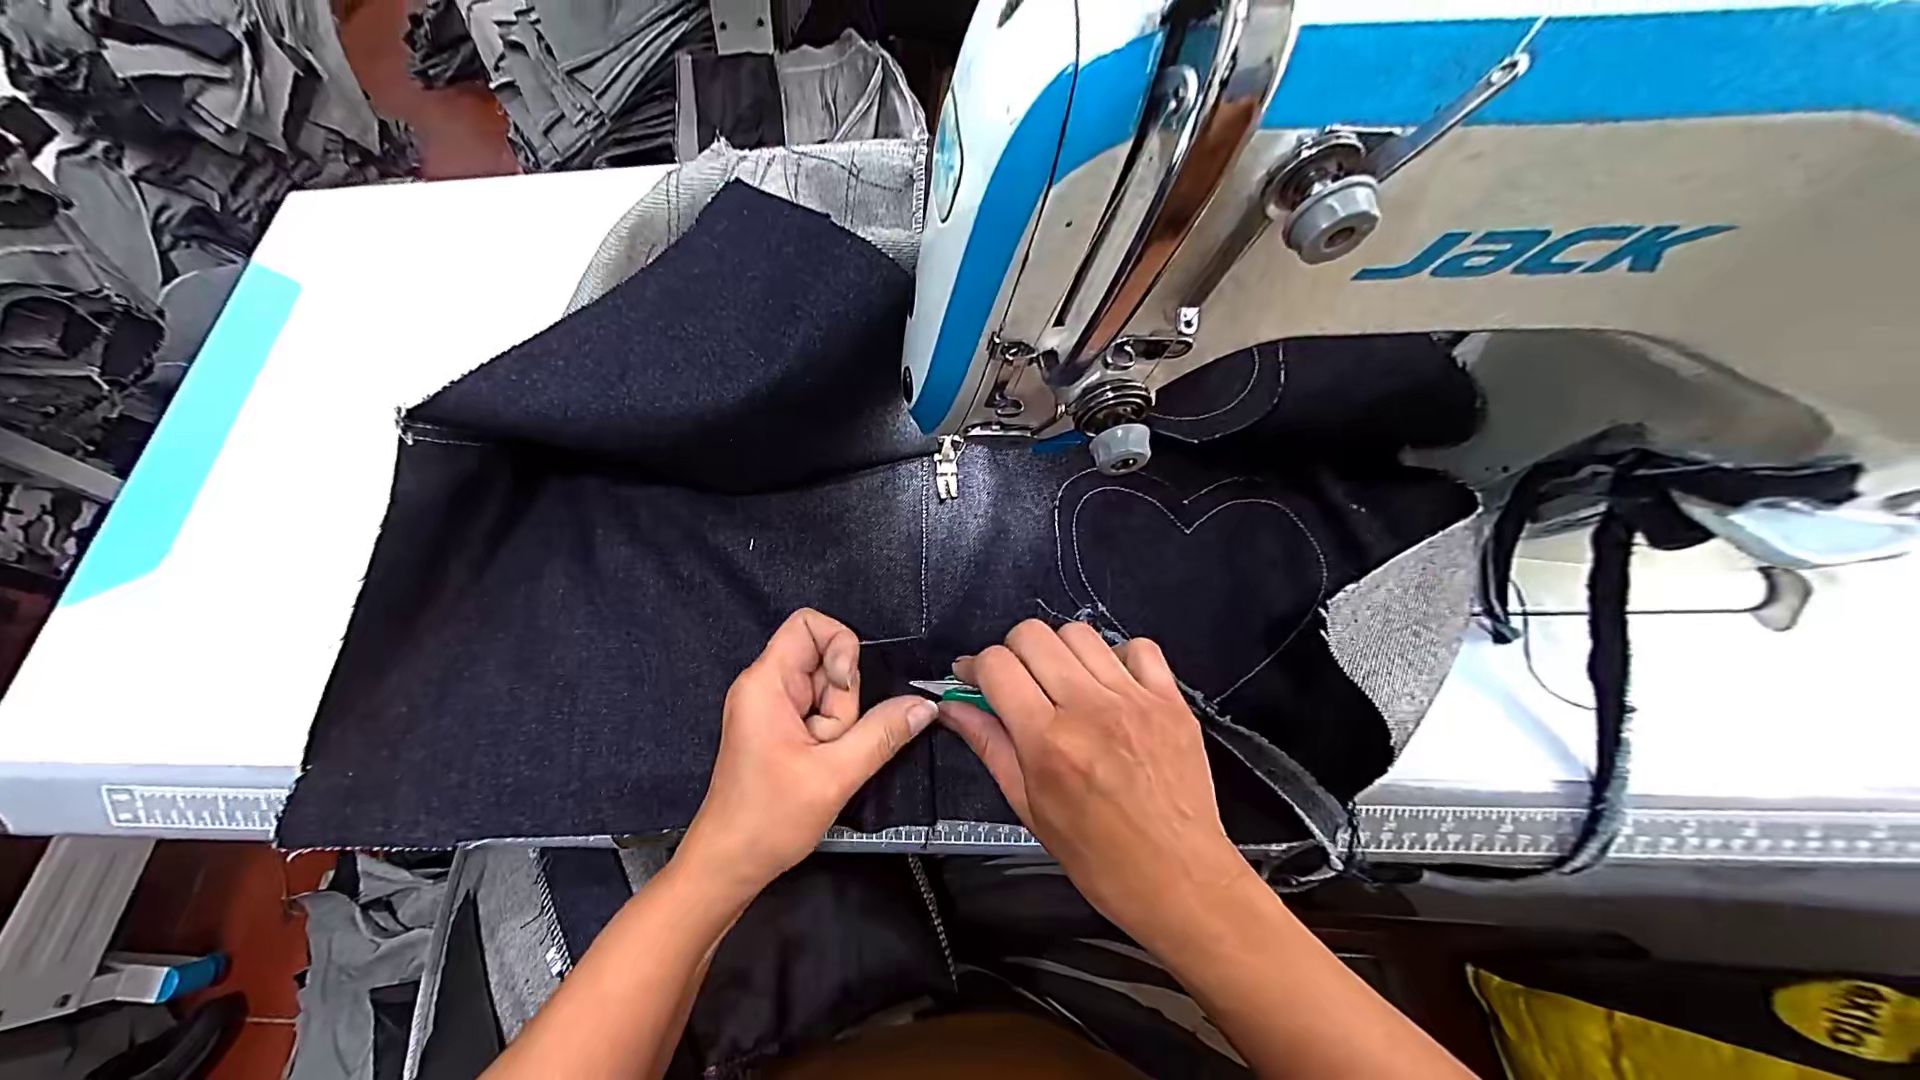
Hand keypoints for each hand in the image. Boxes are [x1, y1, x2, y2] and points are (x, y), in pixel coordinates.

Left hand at [679, 608, 936, 899]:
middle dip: (843, 698)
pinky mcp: (781, 724)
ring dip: (839, 720)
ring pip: (828, 686)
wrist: (729, 864)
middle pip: (825, 656)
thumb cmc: (769, 820)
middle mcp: (765, 684)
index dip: (839, 645)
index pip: (808, 623)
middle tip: (831, 740)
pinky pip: (820, 707)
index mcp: (766, 682)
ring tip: (822, 756)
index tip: (844, 688)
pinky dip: (833, 730)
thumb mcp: (835, 775)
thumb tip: (924, 705)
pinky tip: (821, 759)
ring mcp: (772, 705)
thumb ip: (883, 733)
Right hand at [940, 620, 1249, 941]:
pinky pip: (1138, 646)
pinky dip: (1116, 656)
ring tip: (1061, 682)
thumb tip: (954, 709)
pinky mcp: (1169, 700)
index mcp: (1048, 742)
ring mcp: (1134, 700)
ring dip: (1058, 651)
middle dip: (1011, 651)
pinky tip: (1108, 683)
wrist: (1180, 879)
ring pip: (1078, 632)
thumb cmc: (1103, 858)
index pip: (996, 665)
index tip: (975, 678)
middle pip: (1032, 634)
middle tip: (1015, 680)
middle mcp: (1090, 710)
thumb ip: (989, 745)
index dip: (975, 666)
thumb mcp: (1029, 807)